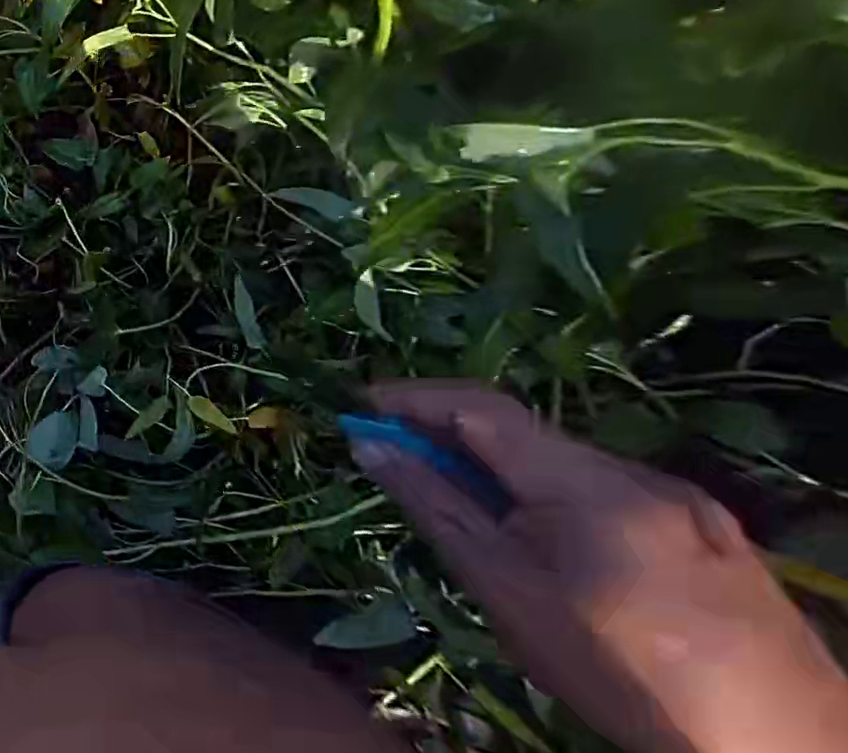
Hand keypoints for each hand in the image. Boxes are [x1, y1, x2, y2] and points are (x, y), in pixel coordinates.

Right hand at [353, 381, 847, 752]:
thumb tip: (367, 443)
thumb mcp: (499, 583)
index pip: (481, 407)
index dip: (412, 397)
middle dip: (447, 433)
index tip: (359, 406)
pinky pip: (600, 489)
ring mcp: (683, 503)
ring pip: (558, 461)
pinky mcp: (707, 533)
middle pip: (520, 431)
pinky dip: (543, 491)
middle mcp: (639, 475)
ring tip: (458, 502)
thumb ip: (430, 501)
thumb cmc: (614, 670)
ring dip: (495, 465)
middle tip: (394, 454)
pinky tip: (534, 535)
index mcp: (589, 484)